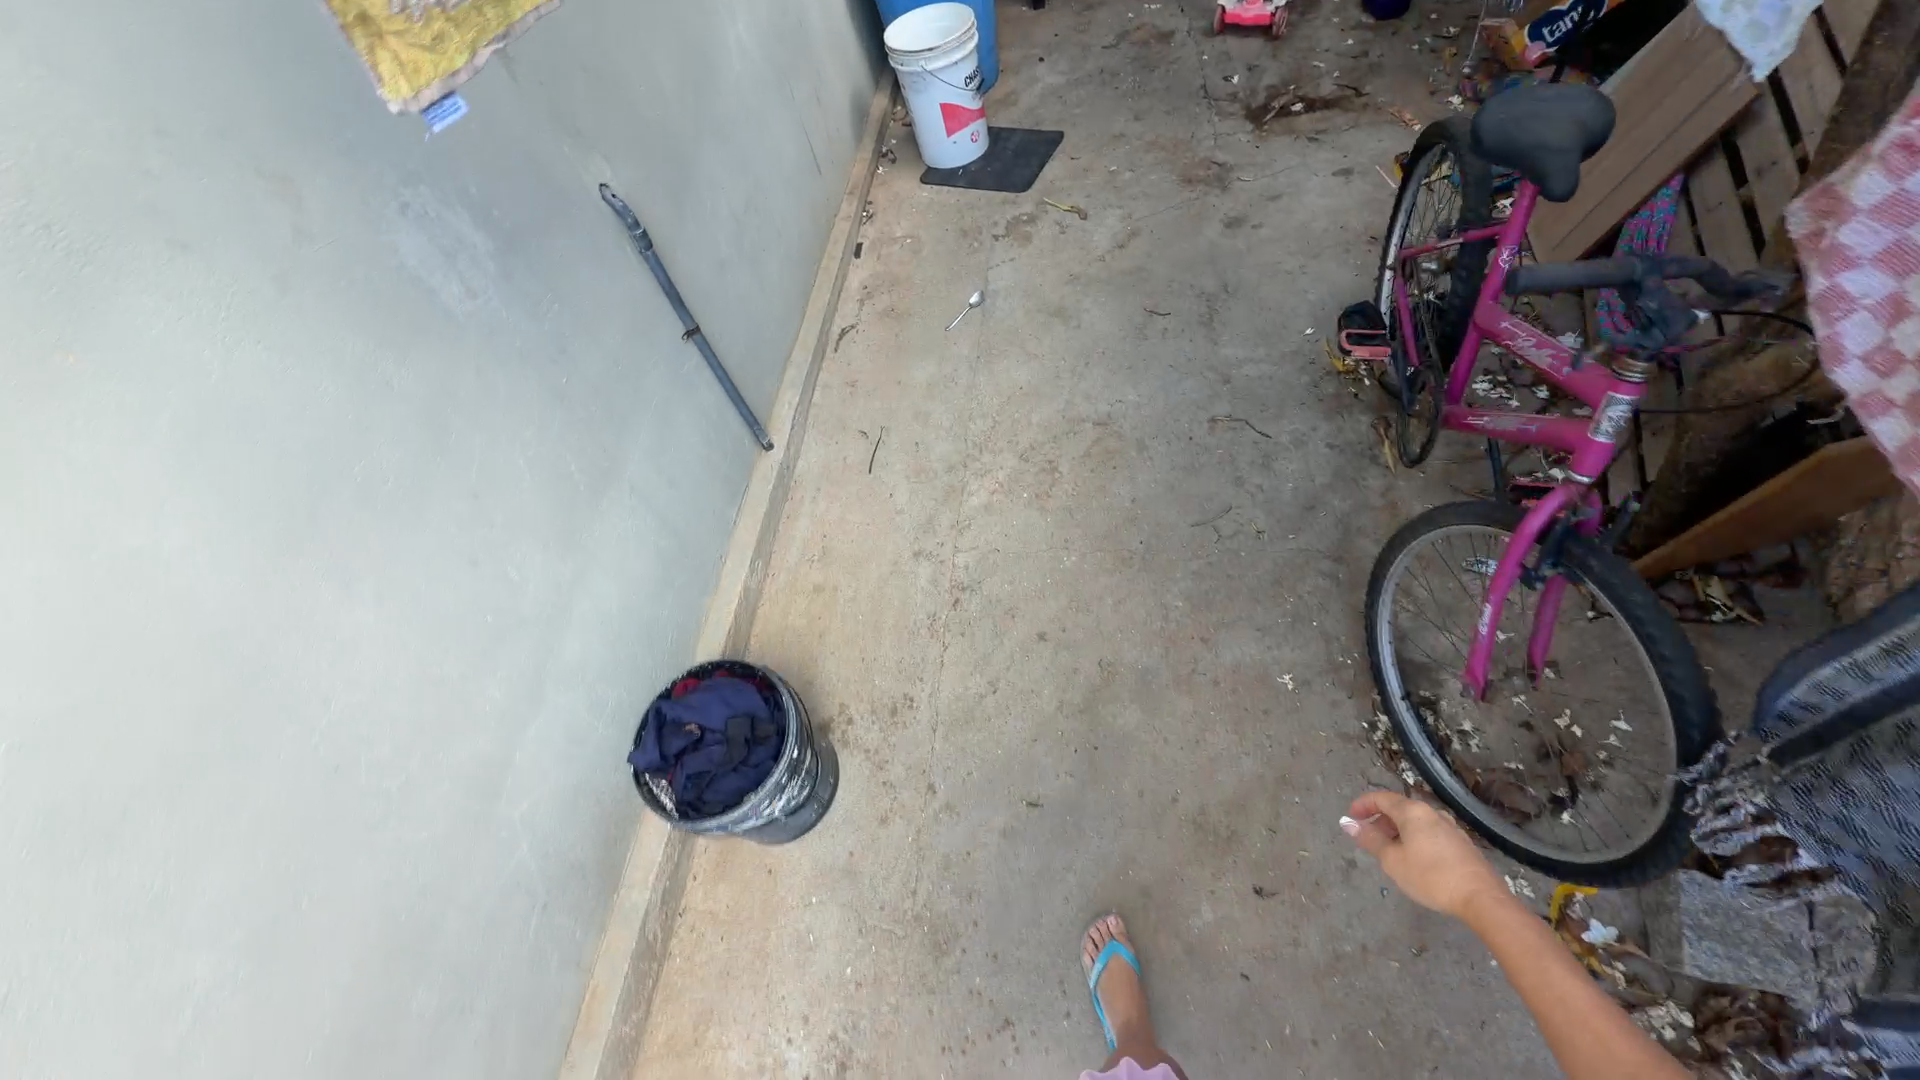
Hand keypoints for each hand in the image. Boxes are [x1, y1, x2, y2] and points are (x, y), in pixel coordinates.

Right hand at [1342, 791, 1506, 919]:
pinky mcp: (1462, 844)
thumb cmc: (1431, 876)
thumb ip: (1370, 839)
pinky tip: (1416, 859)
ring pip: (1416, 821)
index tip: (1351, 818)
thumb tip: (1348, 823)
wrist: (1482, 898)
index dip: (1362, 805)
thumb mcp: (1392, 860)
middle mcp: (1432, 813)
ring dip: (1398, 830)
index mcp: (1412, 811)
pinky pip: (1430, 832)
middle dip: (1380, 820)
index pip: (1381, 798)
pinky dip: (1415, 838)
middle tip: (1368, 838)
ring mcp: (1451, 827)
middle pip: (1399, 808)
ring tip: (1390, 850)